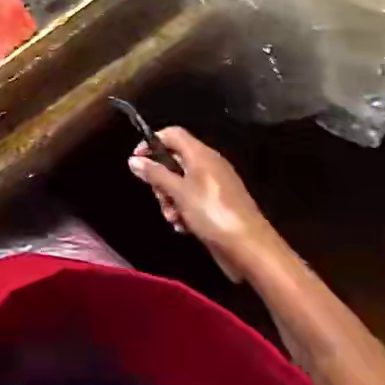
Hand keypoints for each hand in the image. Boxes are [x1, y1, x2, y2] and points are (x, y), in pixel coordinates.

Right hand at [127, 127, 279, 281]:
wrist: (250, 249)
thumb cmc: (212, 214)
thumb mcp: (178, 192)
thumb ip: (155, 174)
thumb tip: (134, 159)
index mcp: (201, 156)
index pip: (172, 134)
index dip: (152, 142)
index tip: (137, 160)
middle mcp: (208, 166)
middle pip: (173, 161)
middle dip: (159, 179)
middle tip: (158, 195)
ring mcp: (214, 186)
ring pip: (179, 183)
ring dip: (169, 199)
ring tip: (172, 216)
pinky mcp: (217, 204)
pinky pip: (191, 199)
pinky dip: (182, 209)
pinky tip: (182, 225)